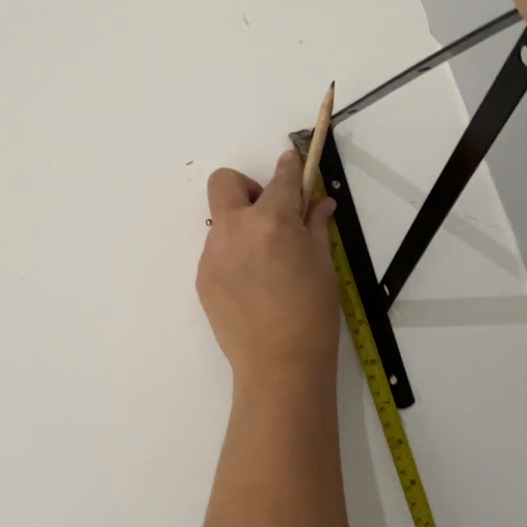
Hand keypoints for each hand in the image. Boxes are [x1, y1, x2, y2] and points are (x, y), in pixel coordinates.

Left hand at [197, 151, 340, 393]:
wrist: (280, 363)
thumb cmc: (313, 313)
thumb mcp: (323, 264)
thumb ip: (315, 226)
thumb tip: (319, 203)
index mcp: (272, 221)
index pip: (281, 178)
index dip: (290, 167)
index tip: (292, 163)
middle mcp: (236, 229)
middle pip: (226, 182)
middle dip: (246, 186)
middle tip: (269, 214)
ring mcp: (213, 254)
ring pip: (221, 221)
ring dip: (242, 227)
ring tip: (266, 263)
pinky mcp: (202, 278)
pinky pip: (217, 252)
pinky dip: (234, 255)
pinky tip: (253, 286)